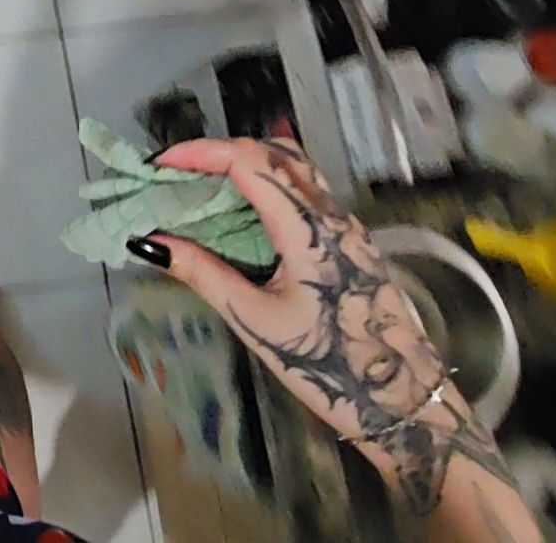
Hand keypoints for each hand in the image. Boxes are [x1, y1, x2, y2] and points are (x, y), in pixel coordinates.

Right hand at [129, 138, 513, 516]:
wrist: (407, 404)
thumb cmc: (329, 365)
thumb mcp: (255, 321)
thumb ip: (202, 273)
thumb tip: (148, 242)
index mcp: (308, 229)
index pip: (249, 162)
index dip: (200, 152)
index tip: (159, 164)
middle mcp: (329, 213)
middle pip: (271, 151)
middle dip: (216, 150)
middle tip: (174, 170)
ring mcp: (343, 223)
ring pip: (291, 164)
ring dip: (241, 160)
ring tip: (200, 181)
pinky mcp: (347, 236)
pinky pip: (301, 186)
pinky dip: (261, 179)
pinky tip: (238, 206)